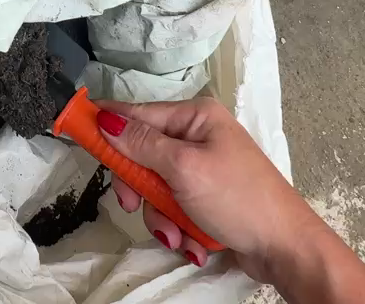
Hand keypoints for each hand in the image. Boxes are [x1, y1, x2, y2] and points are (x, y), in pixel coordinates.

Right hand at [97, 99, 364, 301]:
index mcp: (194, 116)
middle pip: (142, 153)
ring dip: (160, 215)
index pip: (137, 114)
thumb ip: (141, 144)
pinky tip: (191, 242)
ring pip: (155, 185)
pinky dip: (176, 225)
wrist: (288, 250)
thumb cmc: (237, 198)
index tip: (76, 128)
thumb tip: (105, 118)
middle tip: (134, 205)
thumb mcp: (183, 169)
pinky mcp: (207, 196)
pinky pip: (174, 204)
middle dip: (139, 187)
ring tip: (177, 236)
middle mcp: (197, 135)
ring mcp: (203, 166)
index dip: (107, 124)